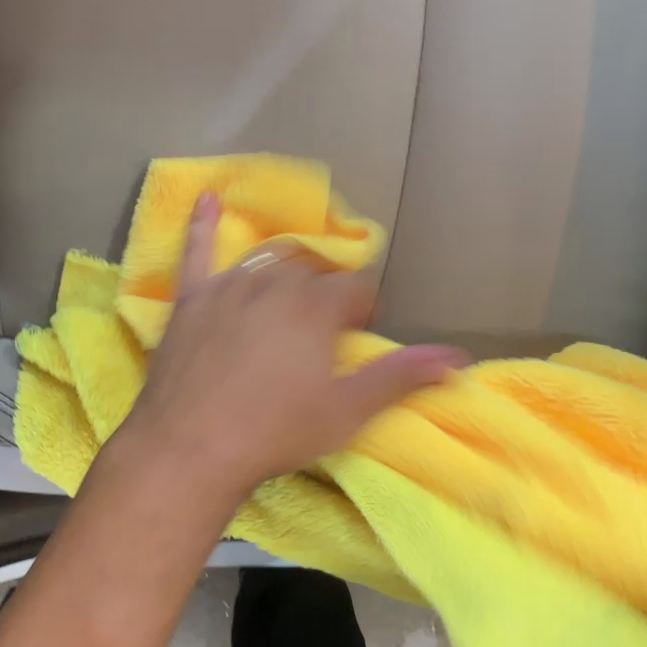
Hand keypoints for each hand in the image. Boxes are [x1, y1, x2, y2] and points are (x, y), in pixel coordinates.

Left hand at [117, 192, 468, 502]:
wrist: (190, 447)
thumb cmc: (275, 432)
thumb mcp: (346, 411)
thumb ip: (398, 376)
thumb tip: (456, 358)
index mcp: (316, 307)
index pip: (355, 287)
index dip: (362, 309)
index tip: (357, 335)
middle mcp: (274, 284)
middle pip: (311, 271)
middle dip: (325, 291)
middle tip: (323, 328)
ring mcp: (227, 287)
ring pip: (266, 261)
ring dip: (285, 269)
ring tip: (291, 292)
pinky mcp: (190, 300)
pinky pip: (195, 253)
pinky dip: (202, 226)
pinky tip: (206, 200)